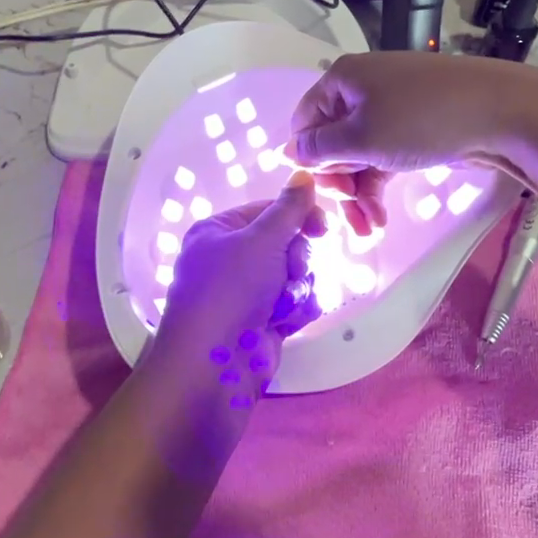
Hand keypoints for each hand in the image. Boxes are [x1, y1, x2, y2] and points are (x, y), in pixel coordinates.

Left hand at [153, 171, 326, 392]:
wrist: (214, 364)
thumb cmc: (230, 290)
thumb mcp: (261, 240)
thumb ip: (289, 209)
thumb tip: (304, 174)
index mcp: (217, 232)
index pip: (268, 211)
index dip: (298, 217)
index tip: (322, 227)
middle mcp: (229, 260)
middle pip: (286, 244)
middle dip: (295, 261)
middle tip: (287, 275)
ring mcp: (246, 293)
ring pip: (295, 276)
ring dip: (296, 289)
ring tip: (280, 306)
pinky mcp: (262, 322)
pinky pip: (294, 303)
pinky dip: (295, 311)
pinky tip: (284, 323)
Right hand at [287, 52, 537, 234]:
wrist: (500, 112)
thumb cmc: (420, 121)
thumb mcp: (360, 138)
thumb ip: (319, 149)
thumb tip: (290, 151)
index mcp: (342, 80)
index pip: (304, 122)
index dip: (309, 160)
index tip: (325, 191)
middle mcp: (362, 90)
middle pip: (331, 144)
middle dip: (338, 185)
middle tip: (352, 218)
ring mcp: (390, 108)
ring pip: (359, 156)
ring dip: (358, 194)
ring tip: (369, 230)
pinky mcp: (413, 128)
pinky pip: (383, 157)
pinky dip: (378, 186)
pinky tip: (380, 218)